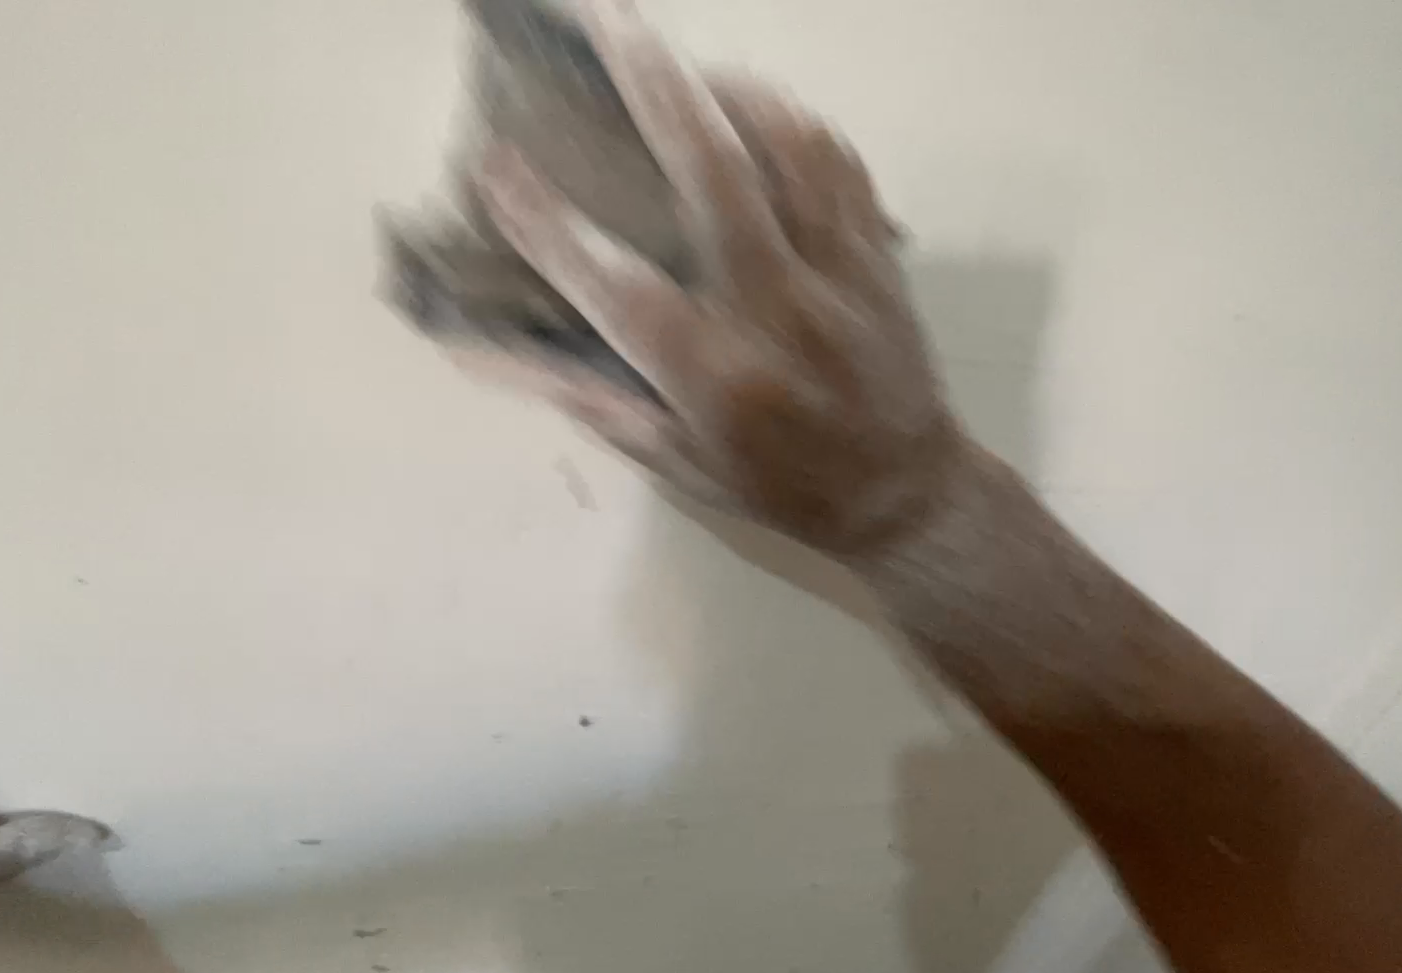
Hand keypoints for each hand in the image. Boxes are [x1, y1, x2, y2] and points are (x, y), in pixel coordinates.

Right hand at [470, 0, 968, 558]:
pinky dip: (796, 124)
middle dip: (654, 85)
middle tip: (607, 19)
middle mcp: (776, 311)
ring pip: (788, 149)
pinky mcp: (879, 260)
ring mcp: (838, 276)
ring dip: (729, 89)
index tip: (498, 166)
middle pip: (714, 173)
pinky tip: (762, 112)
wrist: (904, 496)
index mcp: (716, 375)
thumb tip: (513, 363)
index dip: (549, 225)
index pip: (617, 287)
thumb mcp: (686, 469)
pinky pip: (840, 165)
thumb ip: (604, 406)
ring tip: (683, 65)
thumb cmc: (784, 490)